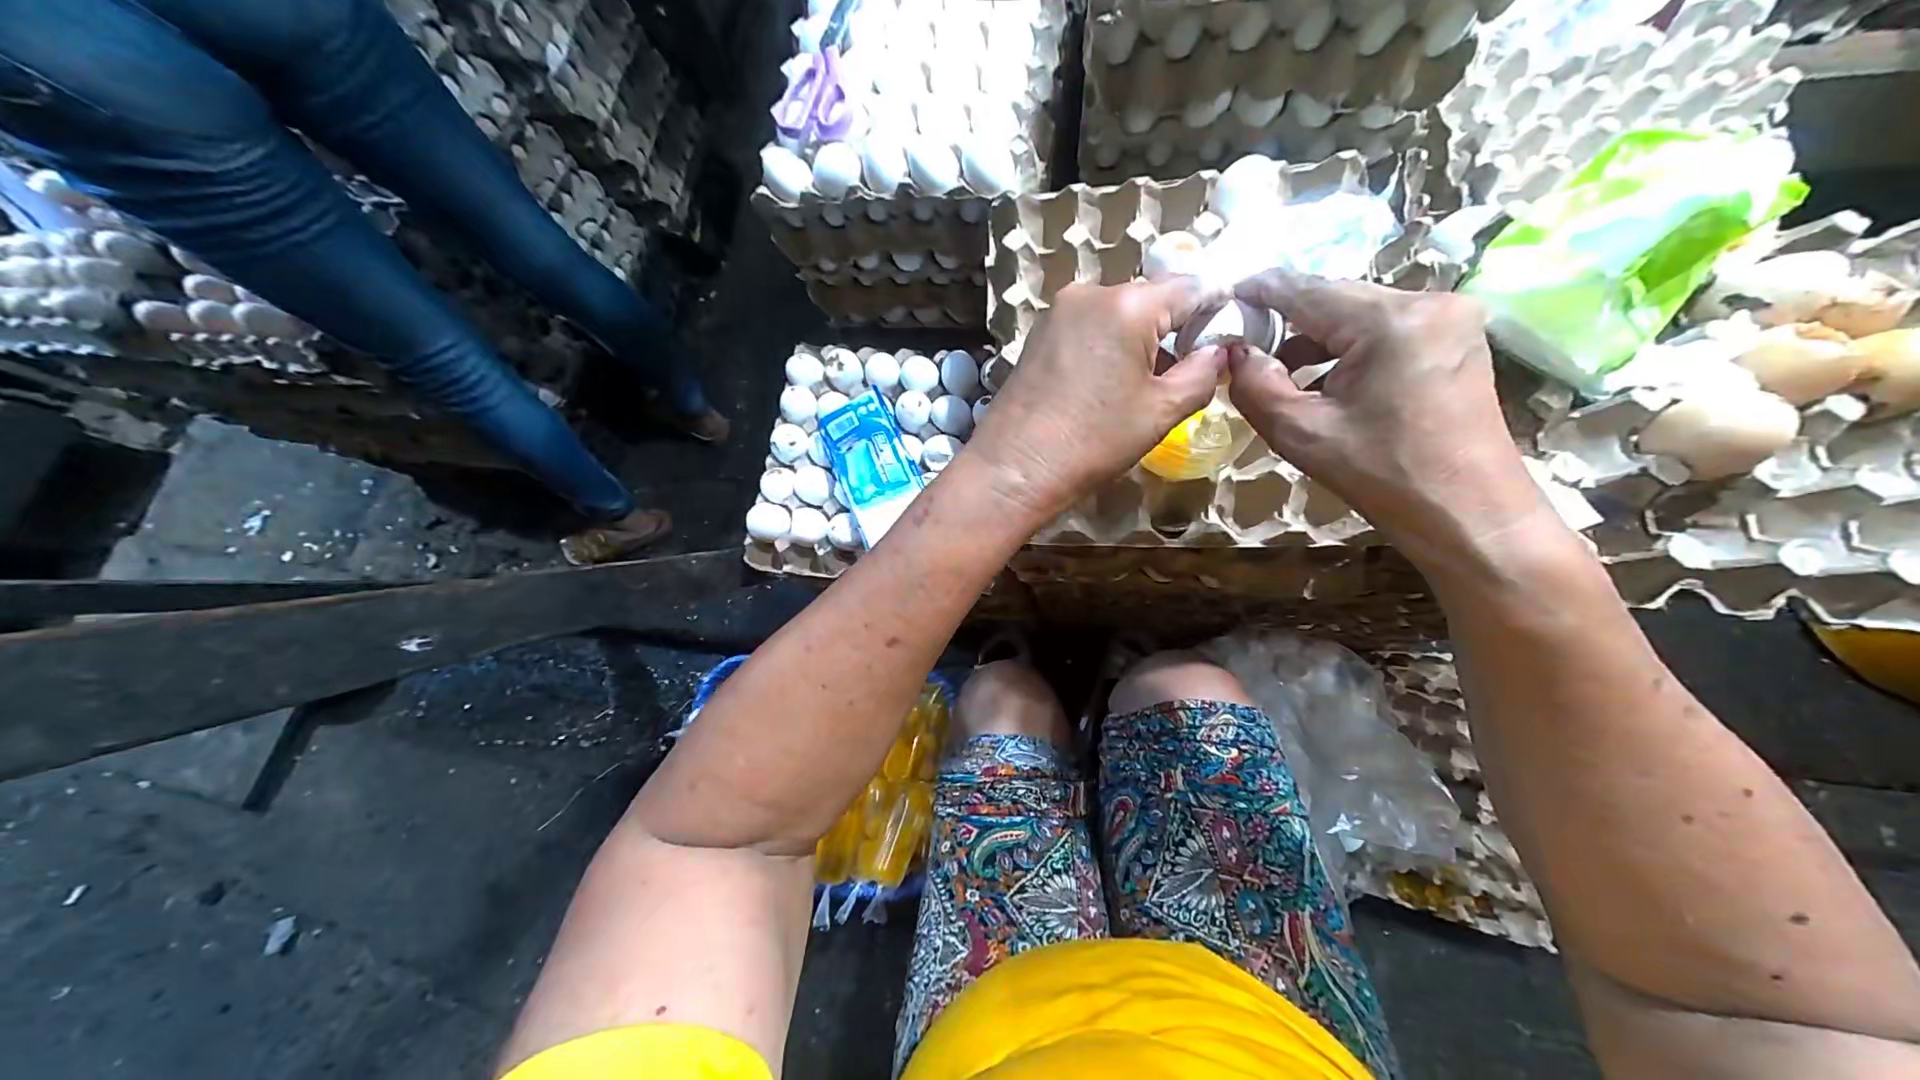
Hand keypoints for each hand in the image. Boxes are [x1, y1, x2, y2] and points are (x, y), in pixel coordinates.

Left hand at [966, 278, 1228, 522]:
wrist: (1014, 468)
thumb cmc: (1092, 441)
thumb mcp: (1160, 412)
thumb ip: (1202, 373)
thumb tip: (1219, 351)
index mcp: (1127, 304)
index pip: (1191, 287)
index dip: (1214, 312)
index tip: (1223, 342)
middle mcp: (1090, 292)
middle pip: (1151, 298)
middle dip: (1173, 328)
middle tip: (1184, 371)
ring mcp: (1058, 311)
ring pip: (1118, 313)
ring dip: (1139, 338)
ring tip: (1144, 384)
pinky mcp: (1039, 333)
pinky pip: (1089, 326)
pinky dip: (1108, 344)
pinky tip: (1107, 383)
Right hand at [1227, 269, 1553, 566]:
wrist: (1468, 514)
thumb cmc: (1383, 475)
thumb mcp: (1301, 433)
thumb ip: (1255, 386)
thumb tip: (1234, 352)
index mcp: (1391, 320)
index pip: (1307, 290)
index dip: (1259, 291)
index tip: (1222, 297)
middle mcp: (1429, 302)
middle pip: (1335, 299)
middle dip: (1286, 320)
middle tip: (1241, 342)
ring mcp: (1451, 318)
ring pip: (1359, 315)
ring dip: (1315, 339)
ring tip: (1275, 371)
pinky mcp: (1457, 339)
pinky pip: (1385, 330)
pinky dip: (1348, 349)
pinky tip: (1322, 380)